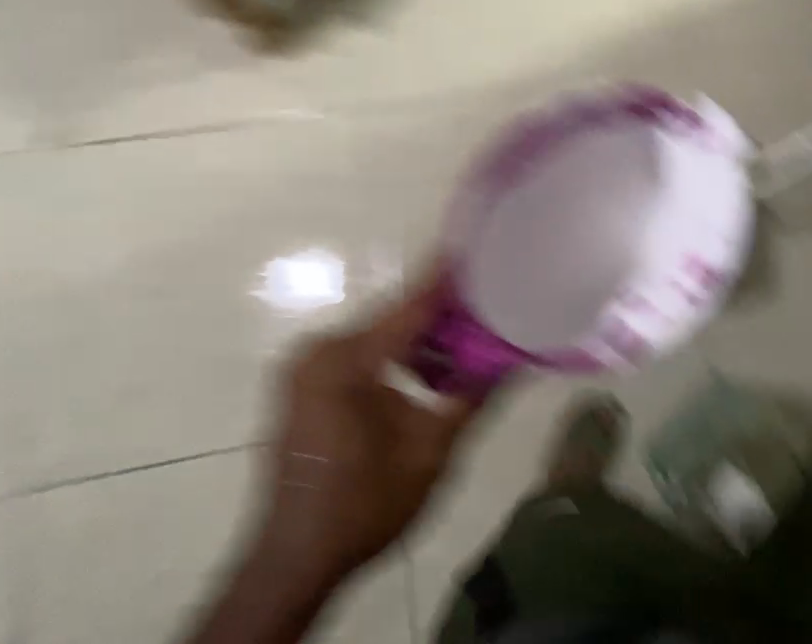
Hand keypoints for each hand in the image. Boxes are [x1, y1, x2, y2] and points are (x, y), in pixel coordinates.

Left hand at [252, 276, 485, 585]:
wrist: (293, 562)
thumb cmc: (365, 505)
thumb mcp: (433, 449)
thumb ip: (475, 394)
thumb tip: (518, 356)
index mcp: (345, 359)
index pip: (412, 304)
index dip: (451, 279)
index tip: (484, 249)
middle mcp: (317, 350)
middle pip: (395, 318)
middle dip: (444, 316)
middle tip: (492, 310)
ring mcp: (304, 369)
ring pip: (379, 337)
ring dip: (421, 341)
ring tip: (470, 344)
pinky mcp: (303, 387)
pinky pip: (359, 356)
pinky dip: (395, 359)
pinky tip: (428, 374)